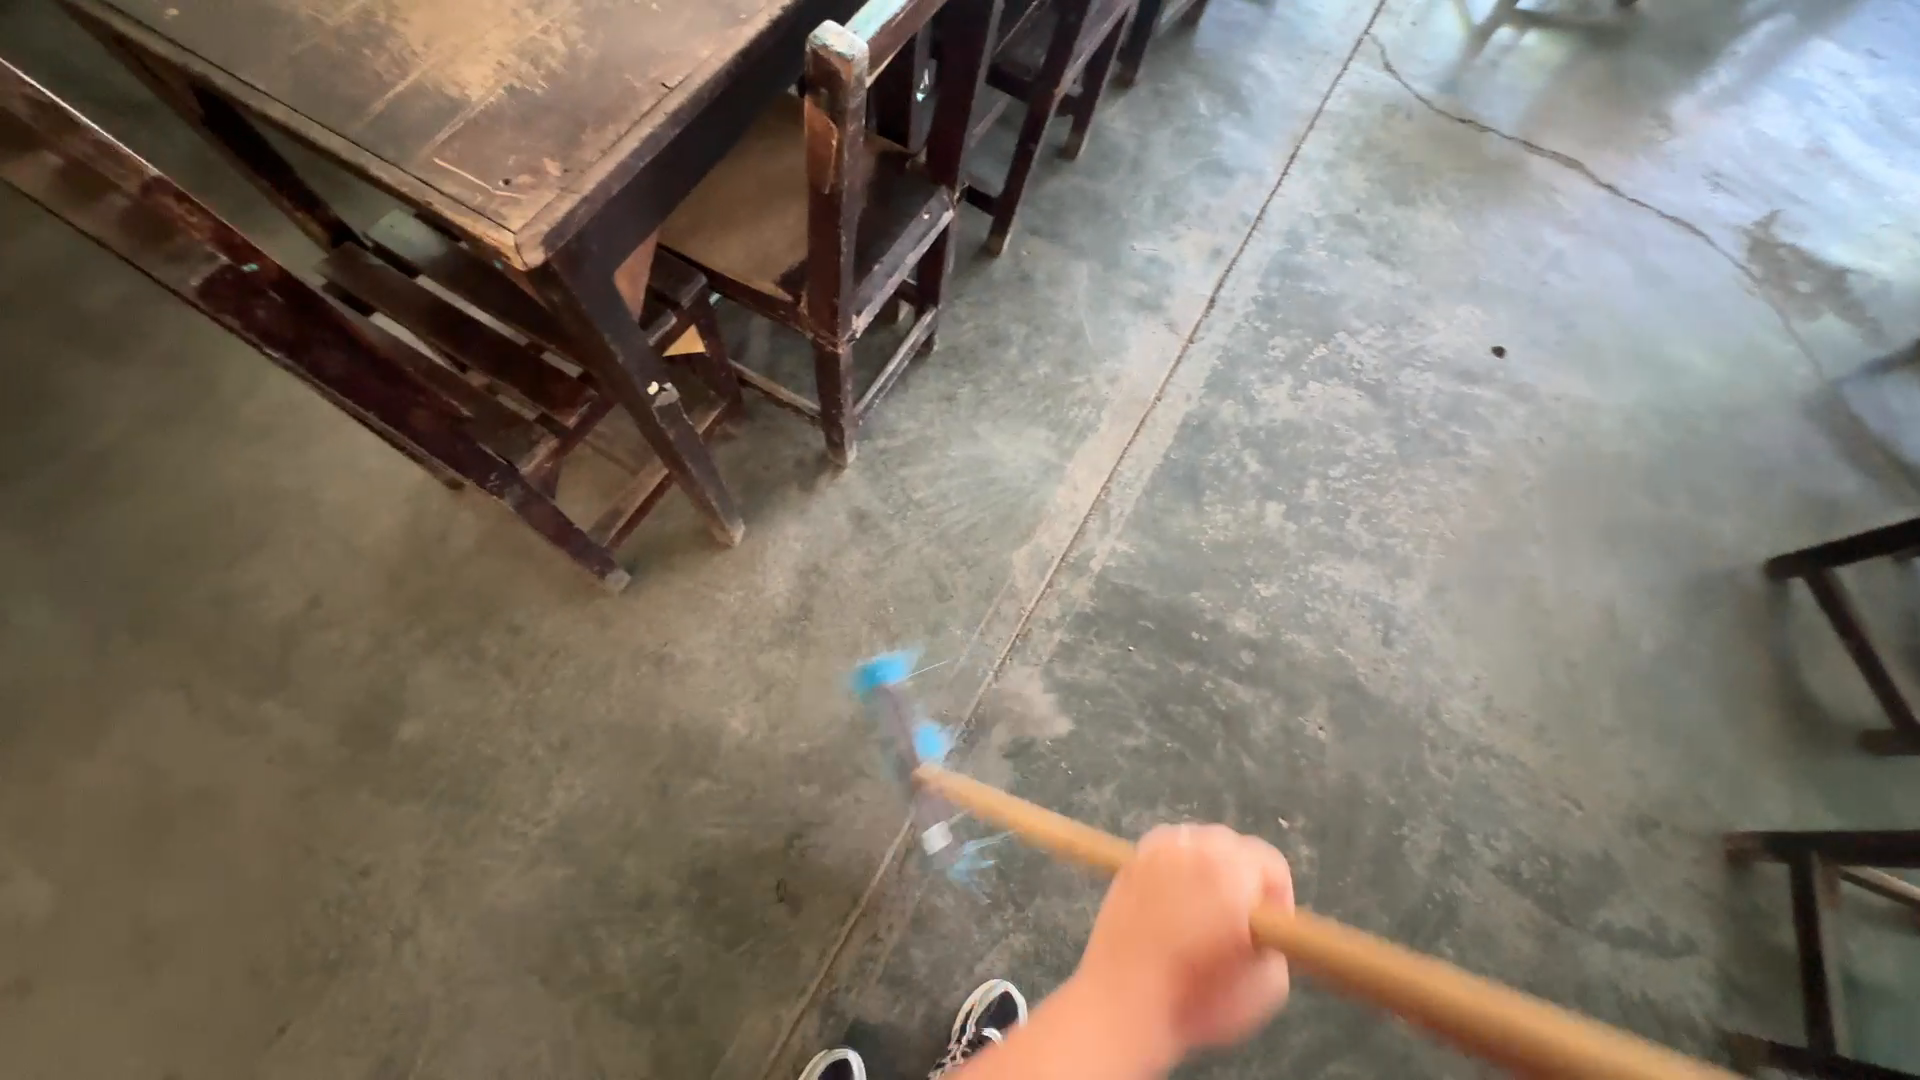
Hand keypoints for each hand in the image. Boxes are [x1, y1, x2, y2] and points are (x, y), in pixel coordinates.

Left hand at [1069, 824, 1292, 1061]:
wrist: (1121, 1002)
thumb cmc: (1198, 998)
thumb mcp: (1268, 985)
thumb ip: (1277, 941)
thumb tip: (1264, 926)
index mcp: (1231, 870)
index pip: (1270, 863)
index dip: (1278, 898)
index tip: (1269, 929)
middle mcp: (1192, 847)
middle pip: (1232, 844)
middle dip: (1242, 877)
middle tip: (1237, 919)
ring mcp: (1155, 850)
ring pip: (1196, 842)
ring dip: (1207, 867)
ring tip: (1204, 909)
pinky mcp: (1129, 863)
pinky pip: (1165, 852)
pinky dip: (1176, 868)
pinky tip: (1173, 901)